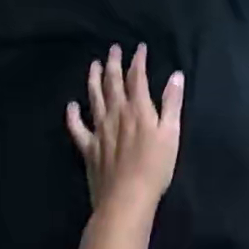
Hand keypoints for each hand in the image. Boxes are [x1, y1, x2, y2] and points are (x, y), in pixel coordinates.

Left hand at [66, 44, 183, 215]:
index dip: (138, 60)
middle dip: (114, 63)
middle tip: (113, 48)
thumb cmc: (154, 167)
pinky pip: (78, 128)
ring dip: (93, 79)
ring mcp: (99, 130)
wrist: (126, 200)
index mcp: (138, 109)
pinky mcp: (88, 148)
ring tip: (93, 65)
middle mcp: (116, 113)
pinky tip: (71, 106)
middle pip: (113, 82)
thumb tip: (176, 75)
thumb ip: (172, 103)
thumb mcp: (171, 133)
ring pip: (94, 98)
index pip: (137, 77)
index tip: (140, 48)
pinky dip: (73, 116)